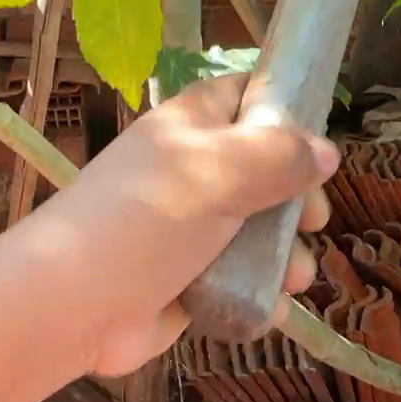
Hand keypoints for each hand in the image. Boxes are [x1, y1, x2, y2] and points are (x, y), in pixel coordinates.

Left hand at [6, 74, 337, 375]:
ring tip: (293, 276)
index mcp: (191, 127)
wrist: (75, 305)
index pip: (244, 95)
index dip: (285, 109)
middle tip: (312, 220)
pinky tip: (271, 306)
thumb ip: (278, 155)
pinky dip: (258, 293)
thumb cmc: (147, 219)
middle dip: (296, 198)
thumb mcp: (219, 169)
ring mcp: (189, 230)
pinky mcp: (189, 282)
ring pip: (256, 232)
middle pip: (264, 172)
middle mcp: (192, 173)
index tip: (321, 139)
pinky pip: (238, 279)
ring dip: (284, 255)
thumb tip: (325, 151)